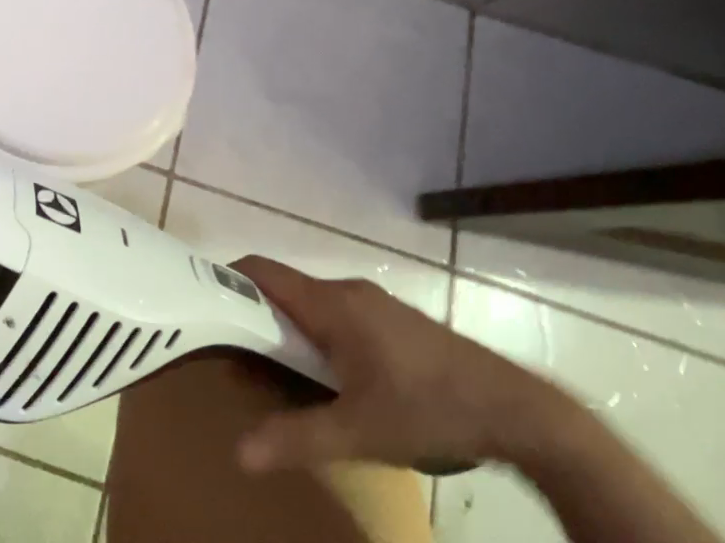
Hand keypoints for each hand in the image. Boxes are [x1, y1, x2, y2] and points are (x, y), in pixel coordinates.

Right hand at [232, 255, 580, 473]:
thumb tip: (237, 454)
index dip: (224, 281)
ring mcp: (377, 306)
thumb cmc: (431, 410)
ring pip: (311, 308)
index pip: (260, 271)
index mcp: (333, 303)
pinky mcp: (397, 324)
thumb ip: (294, 437)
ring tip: (275, 375)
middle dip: (253, 321)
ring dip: (287, 334)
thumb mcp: (359, 432)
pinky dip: (316, 340)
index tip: (200, 308)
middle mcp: (350, 292)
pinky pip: (338, 319)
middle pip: (282, 292)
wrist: (524, 417)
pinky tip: (326, 381)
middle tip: (234, 359)